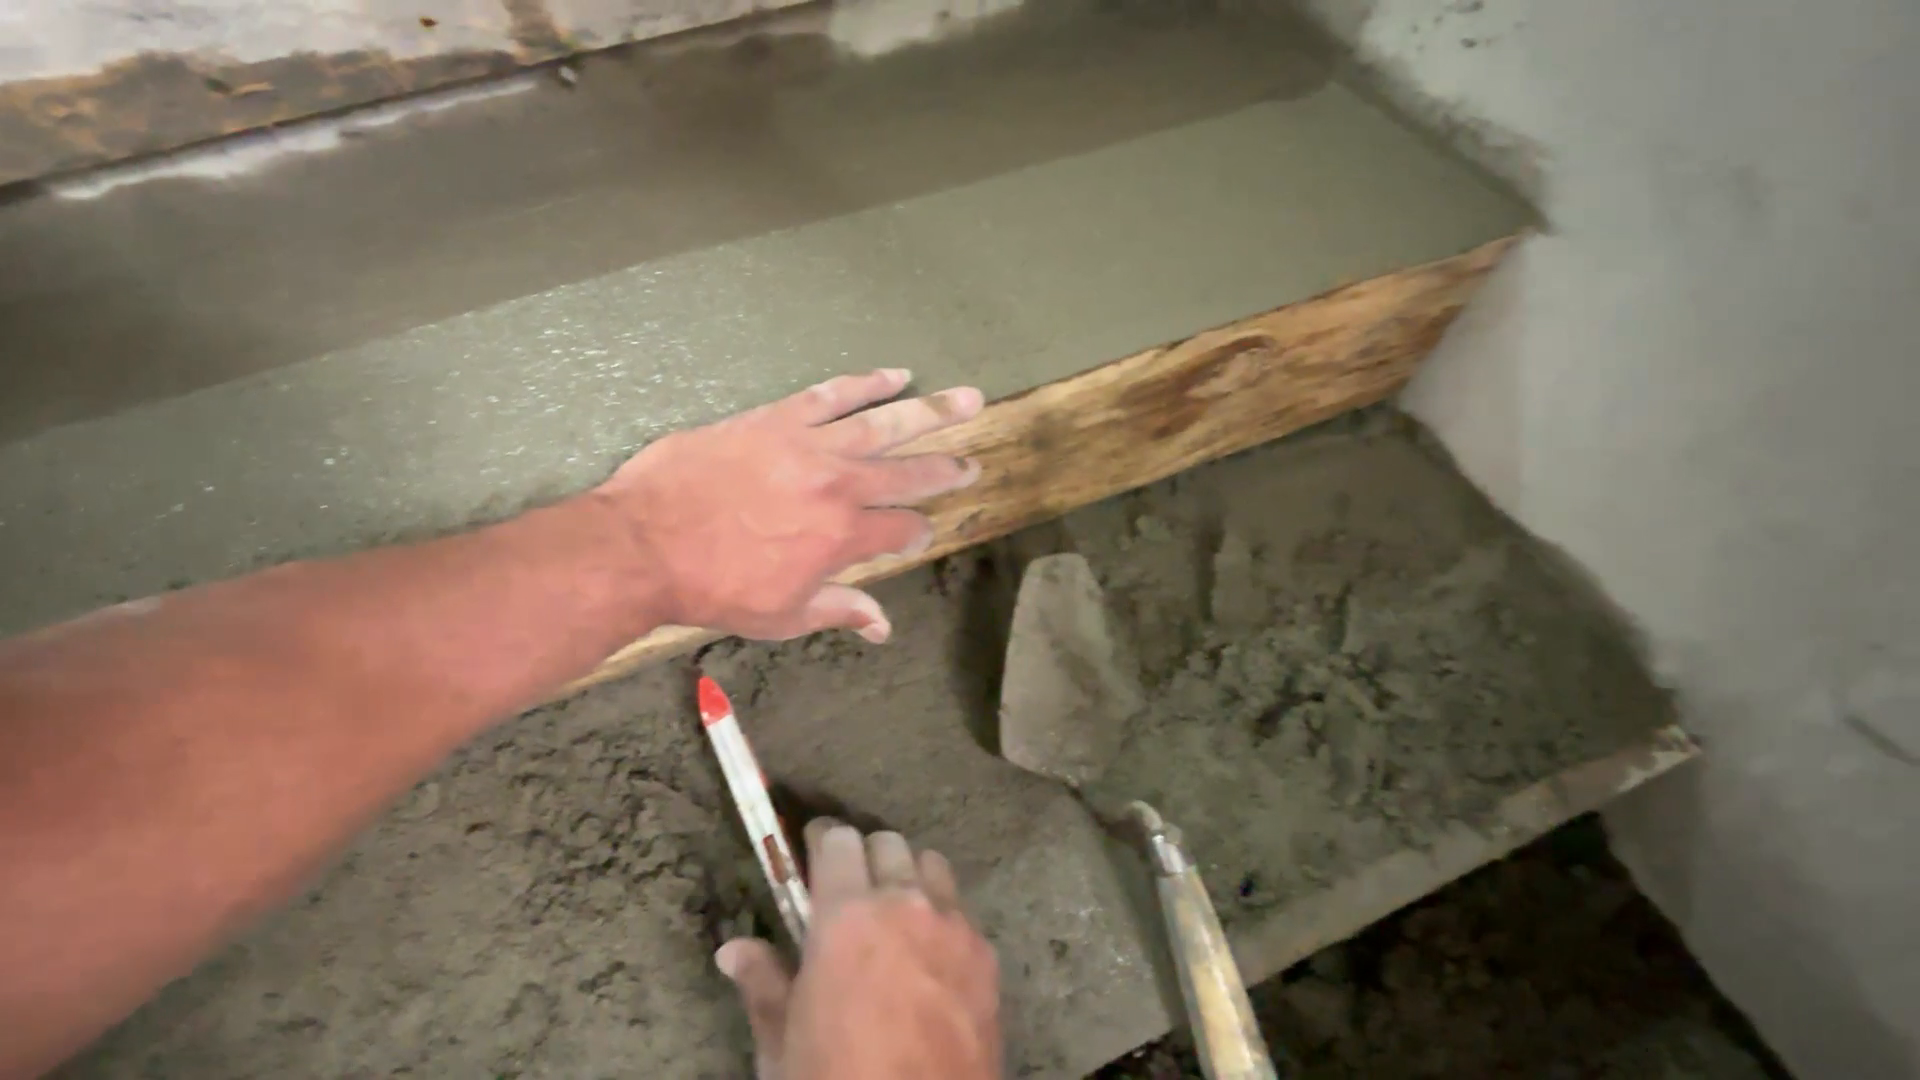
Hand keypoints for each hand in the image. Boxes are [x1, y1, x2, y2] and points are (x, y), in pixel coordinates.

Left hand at [596, 369, 981, 642]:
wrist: (644, 544)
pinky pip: (831, 394)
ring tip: (969, 399)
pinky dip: (866, 383)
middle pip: (909, 473)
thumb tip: (884, 628)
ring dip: (931, 411)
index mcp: (843, 538)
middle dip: (946, 470)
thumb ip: (840, 611)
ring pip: (884, 424)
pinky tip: (895, 375)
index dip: (916, 532)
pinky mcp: (777, 418)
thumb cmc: (714, 589)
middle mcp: (840, 487)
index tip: (919, 532)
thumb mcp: (782, 616)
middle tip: (974, 464)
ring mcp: (810, 446)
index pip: (901, 529)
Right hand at [716, 820, 1001, 1079]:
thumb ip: (763, 984)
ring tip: (895, 913)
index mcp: (846, 916)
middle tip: (850, 889)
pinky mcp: (986, 954)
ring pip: (931, 865)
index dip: (821, 840)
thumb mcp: (783, 1044)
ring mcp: (952, 925)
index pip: (837, 840)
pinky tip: (930, 954)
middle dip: (866, 855)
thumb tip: (732, 949)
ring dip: (910, 876)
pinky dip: (942, 915)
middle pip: (888, 842)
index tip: (812, 850)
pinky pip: (961, 910)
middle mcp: (904, 903)